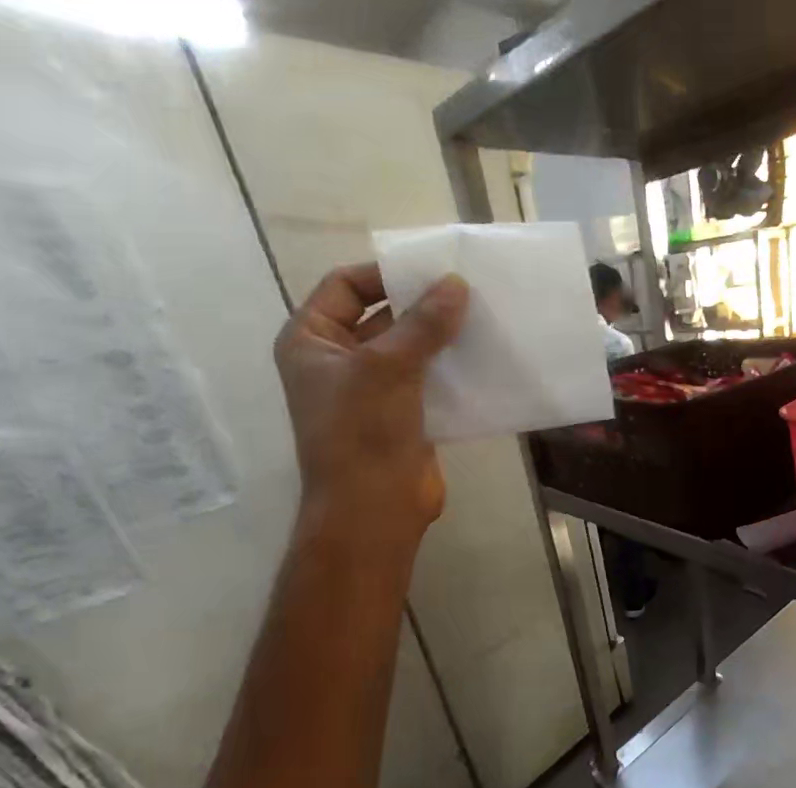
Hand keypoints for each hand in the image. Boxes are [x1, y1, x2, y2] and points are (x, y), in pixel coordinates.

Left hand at [273, 263, 467, 528]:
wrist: (374, 509)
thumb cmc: (362, 433)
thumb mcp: (388, 368)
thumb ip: (422, 324)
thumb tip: (456, 284)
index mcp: (311, 341)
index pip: (345, 286)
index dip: (385, 274)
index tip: (432, 270)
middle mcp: (338, 362)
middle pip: (382, 318)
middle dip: (422, 306)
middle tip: (467, 293)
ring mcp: (372, 392)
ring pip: (410, 352)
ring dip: (441, 339)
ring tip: (482, 321)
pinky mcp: (404, 418)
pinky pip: (429, 382)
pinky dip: (452, 371)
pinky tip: (483, 361)